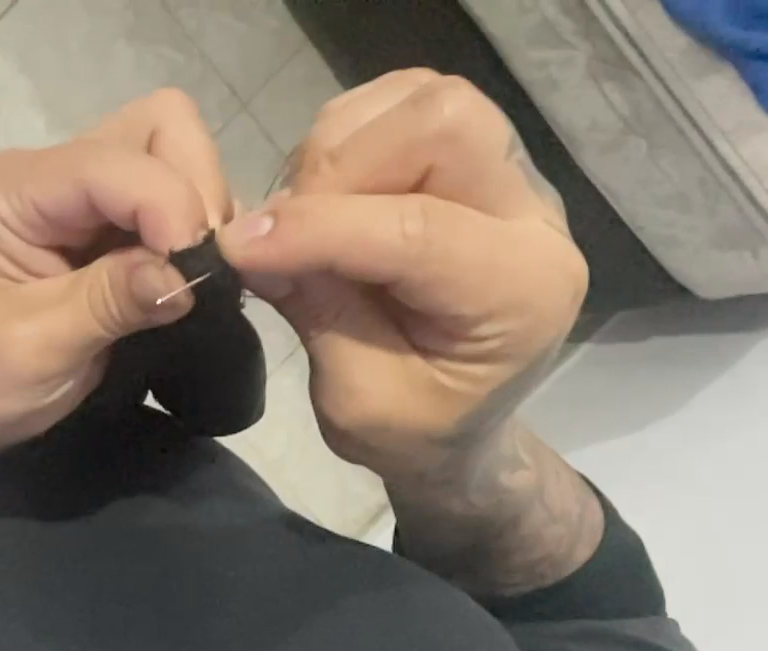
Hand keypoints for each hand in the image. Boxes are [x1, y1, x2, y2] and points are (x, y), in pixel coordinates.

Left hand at [0, 89, 231, 449]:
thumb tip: (187, 276)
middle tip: (203, 269)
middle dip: (194, 193)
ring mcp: (86, 199)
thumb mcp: (40, 346)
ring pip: (177, 161)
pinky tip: (190, 283)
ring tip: (197, 282)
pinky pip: (175, 208)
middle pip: (159, 129)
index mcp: (18, 189)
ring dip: (201, 216)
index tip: (192, 277)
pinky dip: (195, 239)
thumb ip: (111, 302)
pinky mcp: (110, 230)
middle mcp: (55, 175)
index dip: (167, 207)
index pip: (114, 162)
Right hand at [216, 71, 587, 477]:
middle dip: (337, 170)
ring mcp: (508, 178)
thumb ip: (316, 314)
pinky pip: (407, 104)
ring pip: (421, 100)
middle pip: (441, 125)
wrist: (454, 427)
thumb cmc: (411, 431)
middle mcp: (531, 216)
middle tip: (283, 231)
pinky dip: (347, 137)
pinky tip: (326, 195)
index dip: (317, 229)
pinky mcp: (473, 163)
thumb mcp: (355, 400)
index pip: (417, 229)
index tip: (236, 246)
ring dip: (337, 149)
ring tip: (304, 217)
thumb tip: (252, 243)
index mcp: (517, 294)